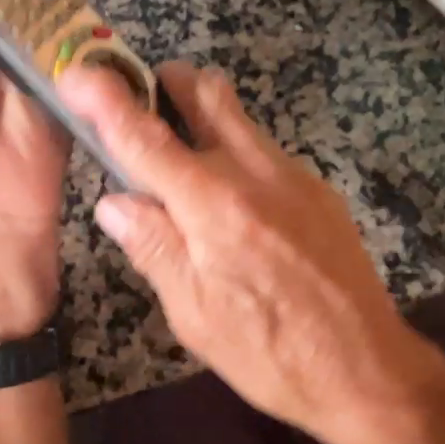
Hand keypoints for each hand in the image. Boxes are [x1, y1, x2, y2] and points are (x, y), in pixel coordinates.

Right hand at [57, 62, 444, 443]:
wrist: (367, 369)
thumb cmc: (268, 353)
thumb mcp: (194, 313)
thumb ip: (153, 247)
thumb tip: (114, 204)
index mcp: (213, 206)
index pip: (145, 139)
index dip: (106, 101)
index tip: (77, 73)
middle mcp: (255, 173)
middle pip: (207, 93)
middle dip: (168, 83)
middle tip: (141, 99)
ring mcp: (294, 177)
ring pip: (240, 119)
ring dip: (202, 117)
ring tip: (179, 155)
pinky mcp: (319, 191)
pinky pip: (264, 152)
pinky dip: (234, 155)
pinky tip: (230, 204)